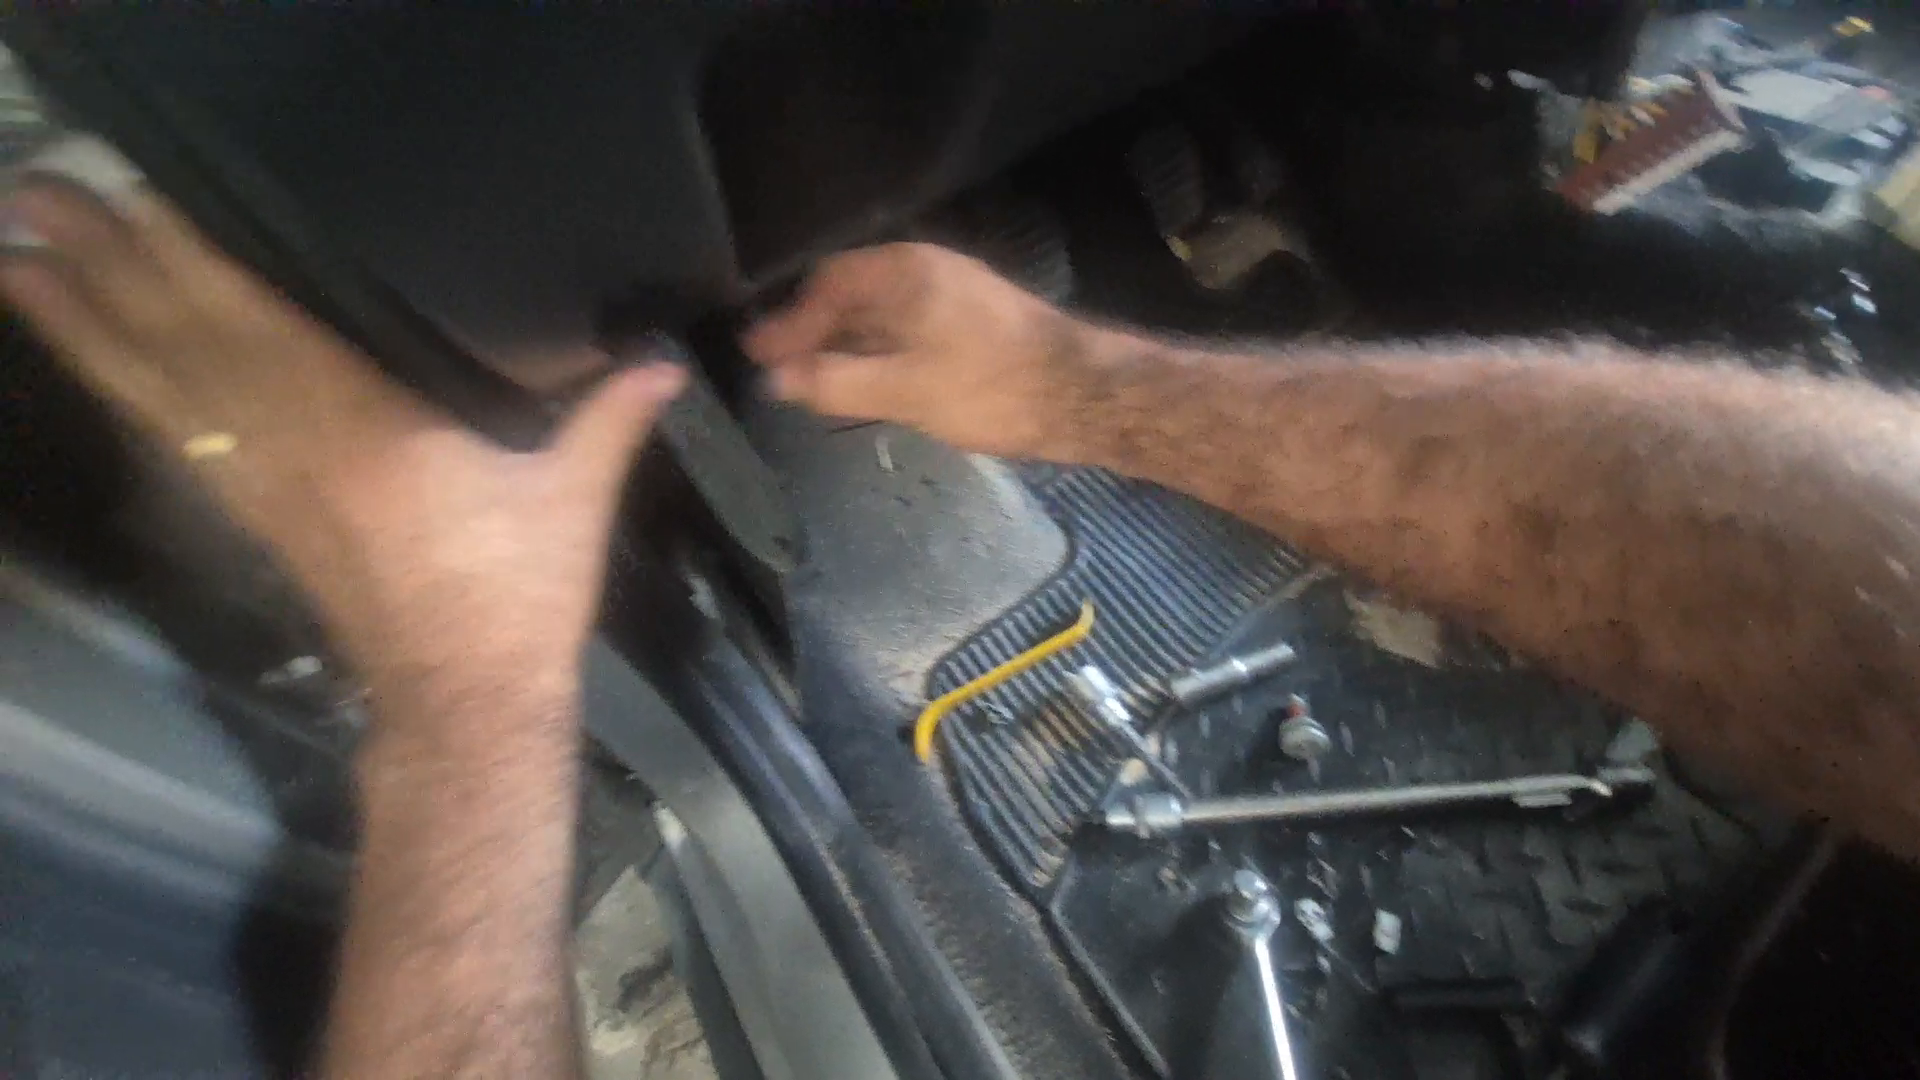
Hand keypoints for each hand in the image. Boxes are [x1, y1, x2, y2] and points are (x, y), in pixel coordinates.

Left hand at [0, 182, 683, 700]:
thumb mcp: (577, 498)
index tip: (137, 194)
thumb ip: (613, 419)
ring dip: (93, 325)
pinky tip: (97, 365)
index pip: (270, 332)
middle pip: (196, 349)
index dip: (198, 264)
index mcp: (377, 435)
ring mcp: (270, 490)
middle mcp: (301, 451)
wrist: (466, 688)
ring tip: (22, 258)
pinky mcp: (264, 522)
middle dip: (117, 269)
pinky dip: (128, 394)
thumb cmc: (524, 589)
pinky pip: (183, 442)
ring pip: (168, 394)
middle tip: (42, 191)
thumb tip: (668, 361)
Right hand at [742, 242, 1092, 461]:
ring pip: (882, 318)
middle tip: (775, 366)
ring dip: (845, 346)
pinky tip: (868, 382)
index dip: (789, 321)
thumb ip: (838, 382)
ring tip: (811, 378)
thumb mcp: (906, 389)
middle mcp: (928, 275)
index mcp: (907, 274)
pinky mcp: (971, 331)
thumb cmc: (991, 388)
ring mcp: (953, 301)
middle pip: (853, 297)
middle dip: (812, 332)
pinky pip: (907, 335)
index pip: (829, 285)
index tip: (756, 352)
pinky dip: (878, 356)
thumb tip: (775, 379)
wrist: (1083, 398)